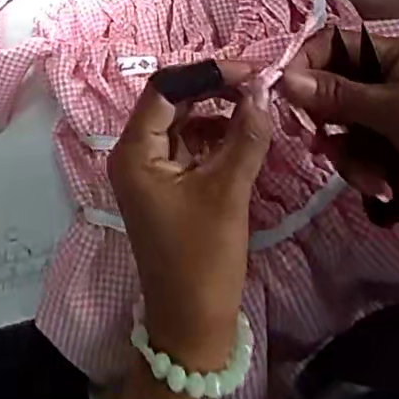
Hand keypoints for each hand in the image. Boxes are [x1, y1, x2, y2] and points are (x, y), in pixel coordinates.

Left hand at [109, 61, 271, 368]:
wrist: (192, 326)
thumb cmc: (203, 259)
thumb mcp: (227, 192)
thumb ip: (246, 136)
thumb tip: (263, 90)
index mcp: (135, 151)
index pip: (165, 90)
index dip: (207, 74)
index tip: (250, 72)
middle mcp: (136, 153)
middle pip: (174, 102)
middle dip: (216, 90)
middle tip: (260, 86)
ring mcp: (151, 169)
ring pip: (186, 122)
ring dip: (220, 112)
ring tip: (259, 107)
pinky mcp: (169, 184)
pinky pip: (192, 145)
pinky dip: (219, 136)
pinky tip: (247, 136)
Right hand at [278, 30, 398, 243]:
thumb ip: (339, 95)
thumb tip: (284, 79)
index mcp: (392, 58)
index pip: (334, 46)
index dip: (307, 62)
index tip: (285, 89)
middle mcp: (382, 84)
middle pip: (327, 86)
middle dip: (319, 112)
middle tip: (310, 133)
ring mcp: (381, 122)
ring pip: (334, 125)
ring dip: (340, 148)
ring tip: (361, 168)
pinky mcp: (382, 156)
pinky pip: (349, 154)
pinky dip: (356, 169)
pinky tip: (377, 184)